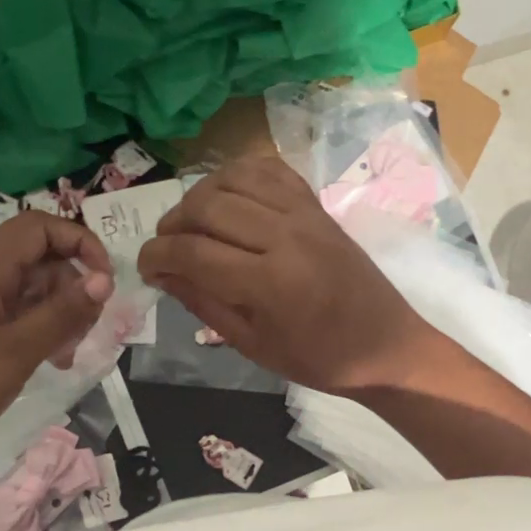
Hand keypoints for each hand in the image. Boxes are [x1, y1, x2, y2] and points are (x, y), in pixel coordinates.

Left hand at [0, 211, 113, 475]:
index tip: (107, 283)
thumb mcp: (13, 354)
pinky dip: (31, 331)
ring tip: (65, 357)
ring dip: (55, 315)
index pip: (38, 228)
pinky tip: (42, 362)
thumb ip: (61, 314)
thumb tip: (104, 279)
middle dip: (72, 289)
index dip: (80, 243)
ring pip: (23, 290)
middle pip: (35, 259)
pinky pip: (4, 315)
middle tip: (86, 334)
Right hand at [136, 157, 436, 392]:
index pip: (192, 251)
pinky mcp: (317, 206)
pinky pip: (270, 171)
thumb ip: (205, 304)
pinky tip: (228, 199)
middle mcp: (285, 236)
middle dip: (172, 224)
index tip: (144, 268)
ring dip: (201, 195)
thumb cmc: (319, 360)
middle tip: (165, 248)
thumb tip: (163, 274)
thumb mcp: (254, 345)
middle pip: (207, 206)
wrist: (385, 346)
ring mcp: (304, 214)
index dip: (156, 256)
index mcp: (268, 282)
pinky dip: (239, 176)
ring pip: (234, 179)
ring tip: (192, 223)